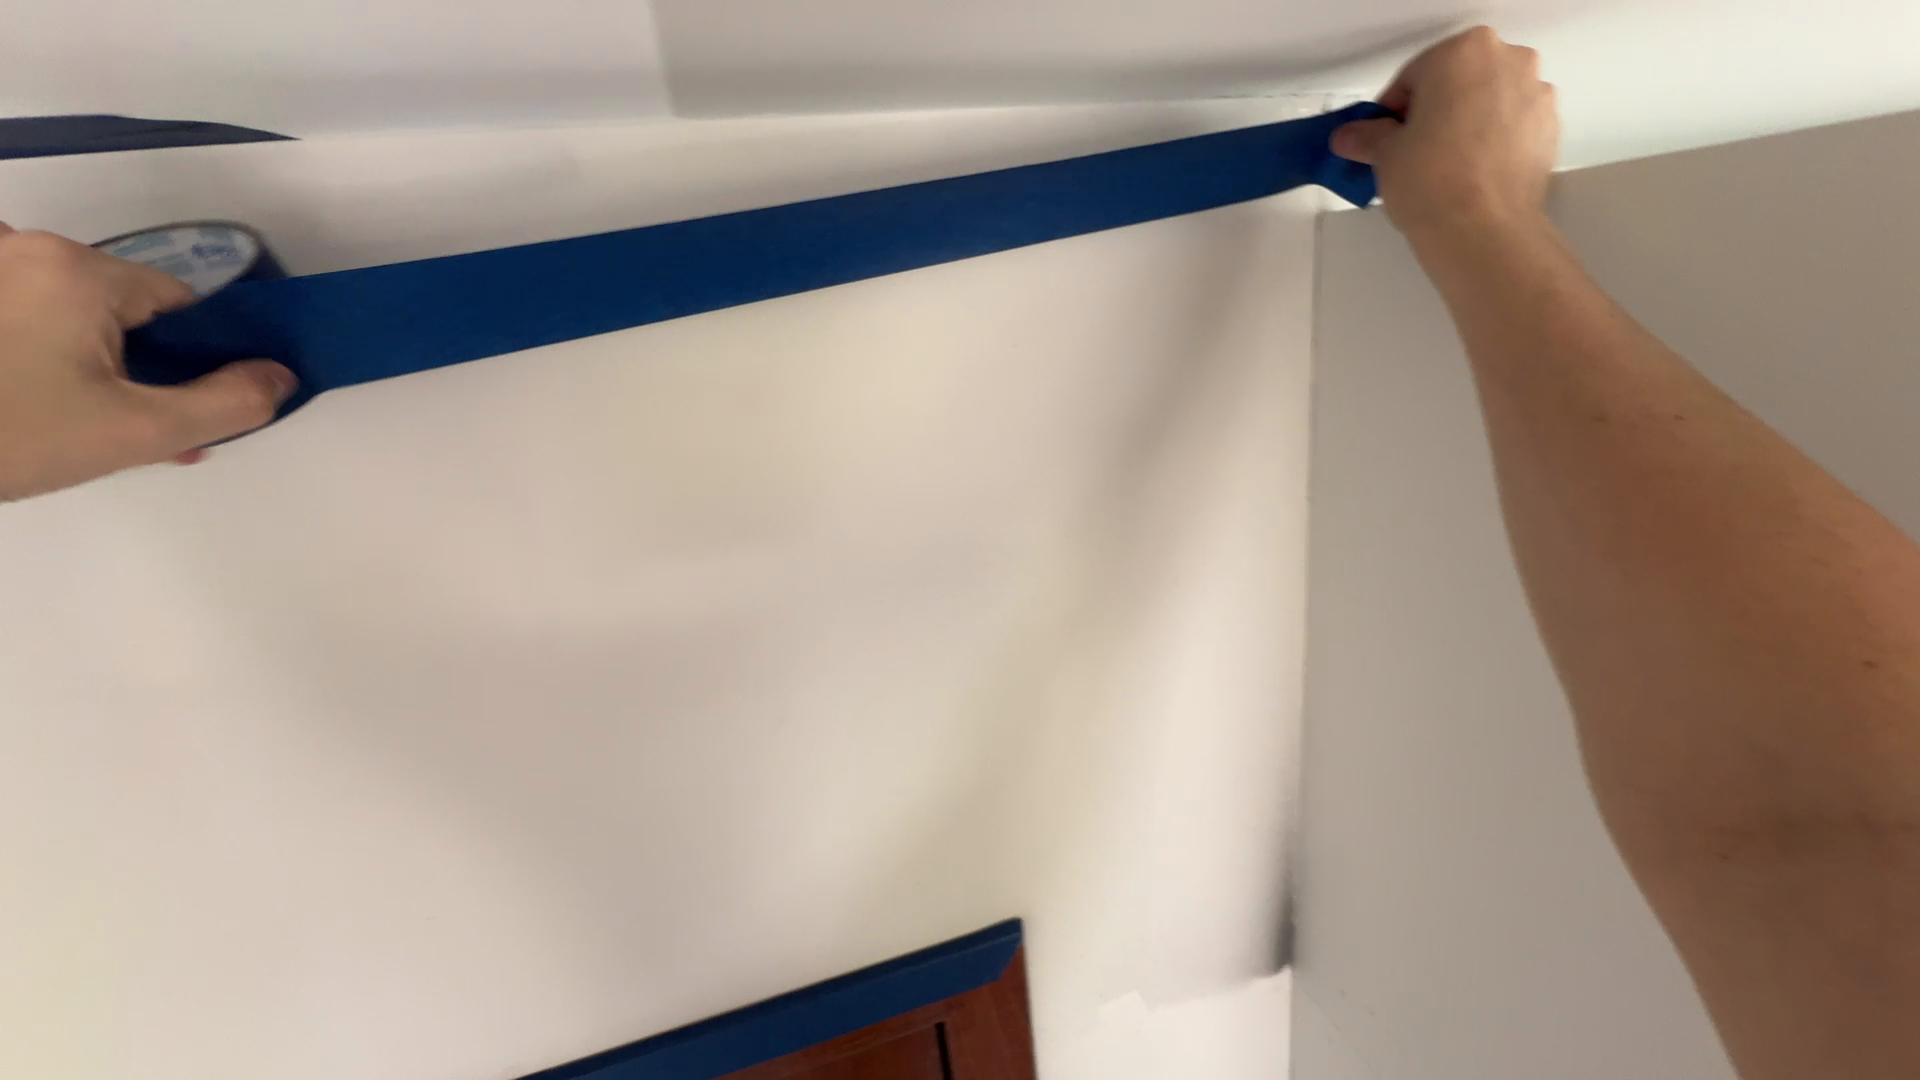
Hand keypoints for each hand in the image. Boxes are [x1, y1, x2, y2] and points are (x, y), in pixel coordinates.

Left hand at [0, 225, 294, 501]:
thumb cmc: (9, 434)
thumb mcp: (143, 430)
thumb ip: (234, 402)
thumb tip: (282, 376)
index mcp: (75, 269)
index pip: (185, 306)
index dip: (201, 361)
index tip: (185, 411)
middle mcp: (19, 250)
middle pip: (128, 313)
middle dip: (149, 373)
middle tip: (139, 432)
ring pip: (75, 322)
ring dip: (100, 374)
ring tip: (86, 430)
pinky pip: (28, 323)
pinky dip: (48, 363)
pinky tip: (42, 409)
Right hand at [1331, 27, 1559, 241]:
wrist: (1480, 228)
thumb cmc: (1434, 183)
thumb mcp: (1384, 156)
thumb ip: (1367, 137)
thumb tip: (1351, 137)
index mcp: (1462, 53)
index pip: (1411, 77)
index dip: (1388, 113)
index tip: (1379, 138)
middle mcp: (1506, 61)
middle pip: (1453, 83)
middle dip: (1429, 114)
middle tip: (1406, 152)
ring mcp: (1533, 92)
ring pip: (1483, 103)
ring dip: (1459, 126)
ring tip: (1436, 168)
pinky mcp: (1547, 126)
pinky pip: (1508, 125)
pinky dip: (1486, 142)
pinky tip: (1464, 174)